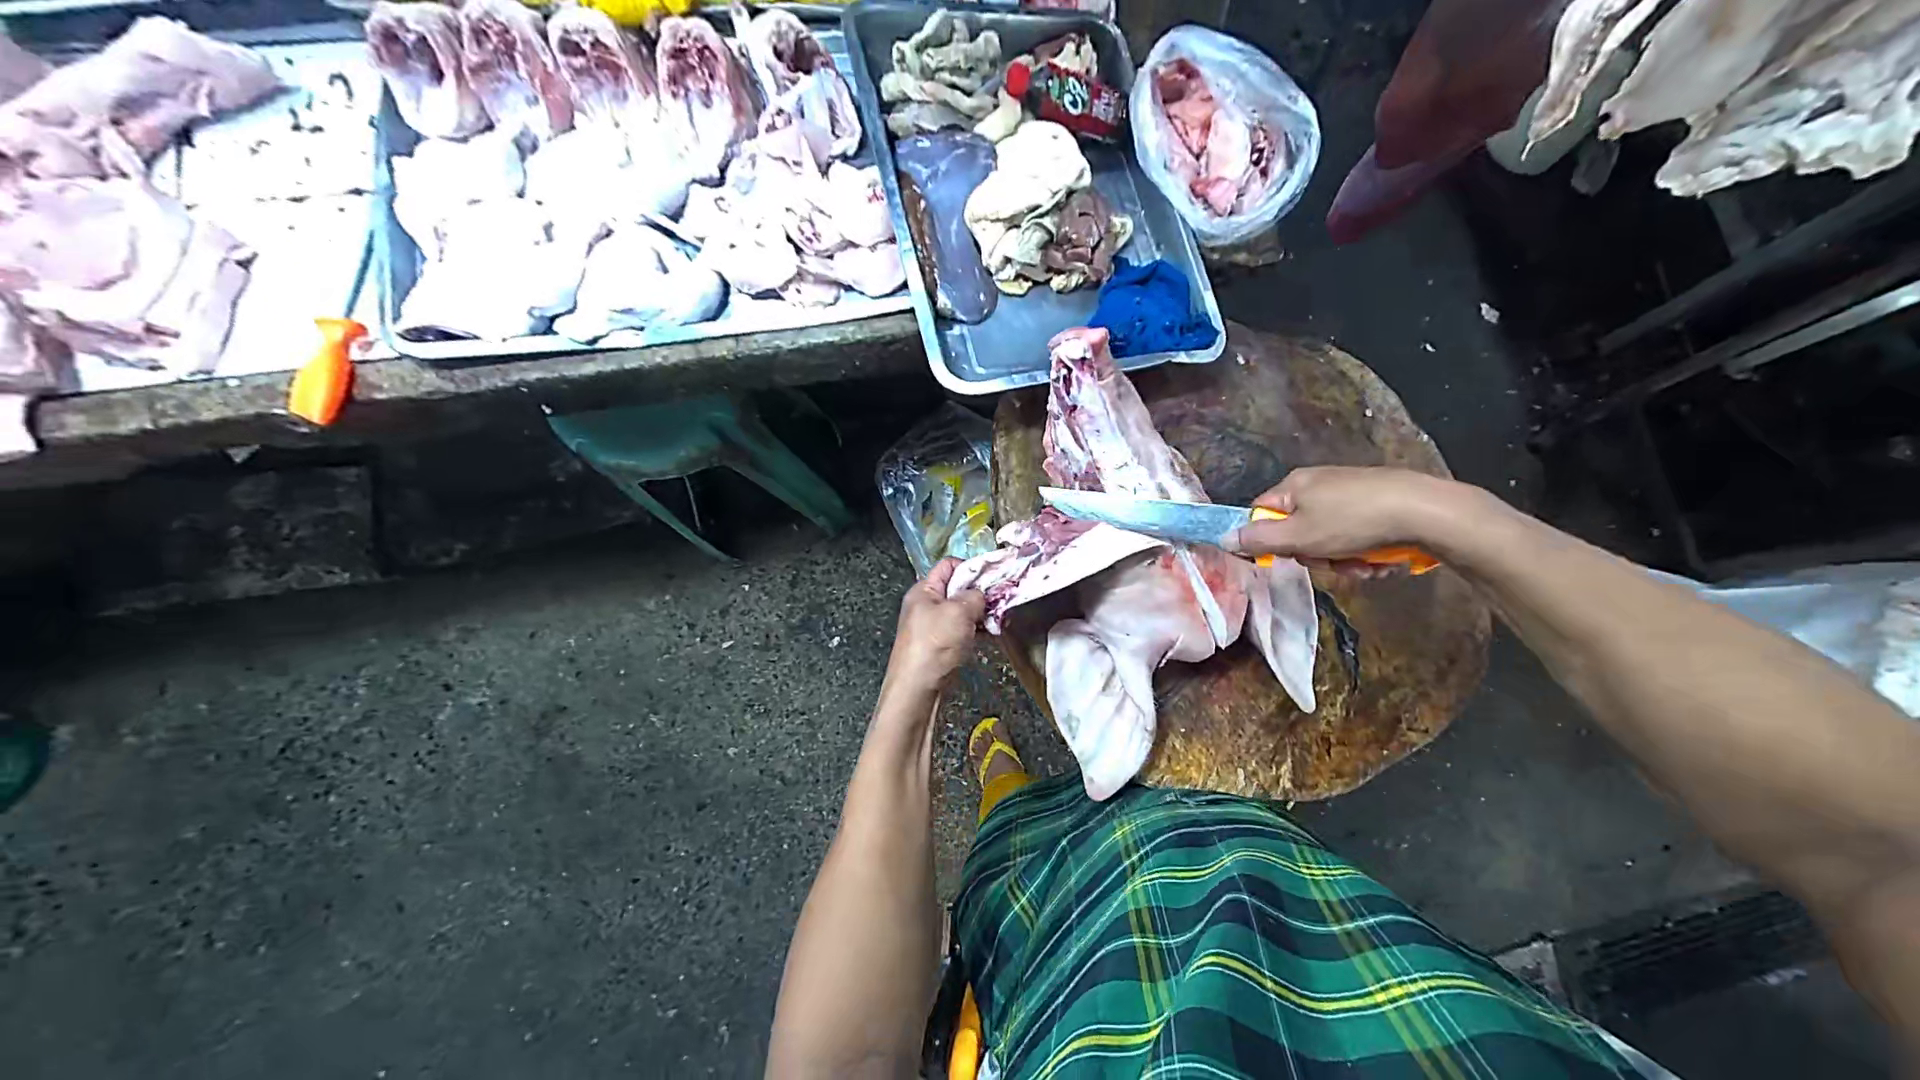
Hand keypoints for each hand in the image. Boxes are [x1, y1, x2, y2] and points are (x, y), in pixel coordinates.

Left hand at [886, 558, 986, 691]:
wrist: (918, 690)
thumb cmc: (934, 645)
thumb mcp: (958, 612)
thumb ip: (974, 596)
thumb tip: (981, 594)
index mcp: (924, 590)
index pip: (949, 566)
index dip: (971, 567)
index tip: (993, 577)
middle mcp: (927, 605)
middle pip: (958, 589)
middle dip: (980, 594)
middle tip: (1000, 601)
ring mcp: (935, 627)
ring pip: (964, 612)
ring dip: (982, 615)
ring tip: (999, 620)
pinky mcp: (943, 646)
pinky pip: (964, 631)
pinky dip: (979, 631)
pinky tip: (993, 635)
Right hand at [1226, 466, 1466, 576]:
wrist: (1426, 511)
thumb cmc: (1352, 521)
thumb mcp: (1297, 536)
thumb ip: (1258, 539)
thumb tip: (1223, 537)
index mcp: (1295, 485)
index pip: (1262, 513)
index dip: (1267, 539)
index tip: (1284, 556)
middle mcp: (1319, 484)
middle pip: (1298, 531)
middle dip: (1316, 556)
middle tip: (1332, 562)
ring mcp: (1351, 494)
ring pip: (1330, 540)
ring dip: (1344, 562)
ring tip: (1364, 566)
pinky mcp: (1379, 506)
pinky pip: (1357, 537)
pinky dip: (1366, 554)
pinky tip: (1382, 561)